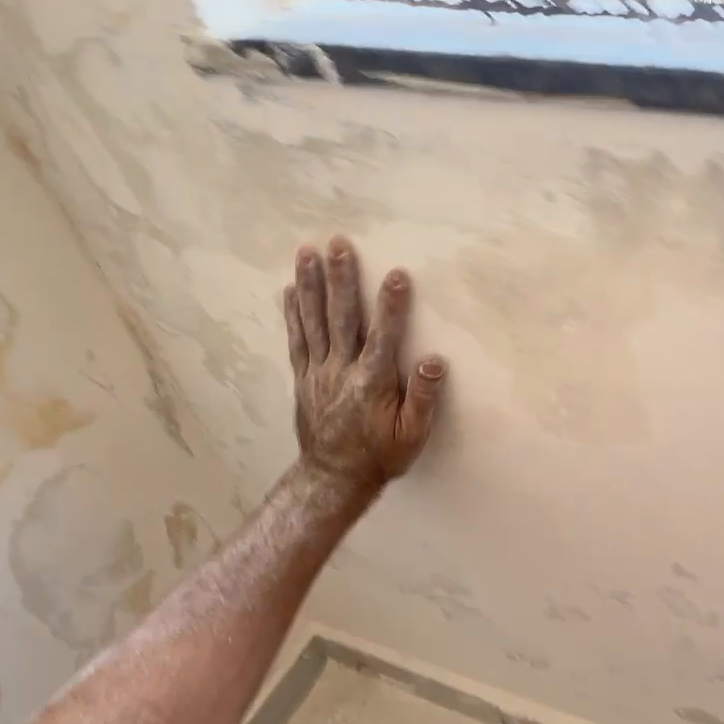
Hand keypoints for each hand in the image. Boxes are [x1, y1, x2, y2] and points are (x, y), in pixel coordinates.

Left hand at [283, 236, 446, 491]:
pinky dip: (292, 314)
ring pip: (314, 322)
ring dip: (311, 286)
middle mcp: (342, 371)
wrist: (334, 479)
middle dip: (341, 279)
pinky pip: (297, 340)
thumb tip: (434, 362)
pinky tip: (289, 290)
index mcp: (371, 382)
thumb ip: (423, 397)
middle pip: (341, 317)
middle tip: (338, 245)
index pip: (384, 336)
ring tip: (307, 253)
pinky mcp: (304, 379)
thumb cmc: (381, 456)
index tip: (396, 275)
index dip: (391, 305)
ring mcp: (318, 373)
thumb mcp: (412, 435)